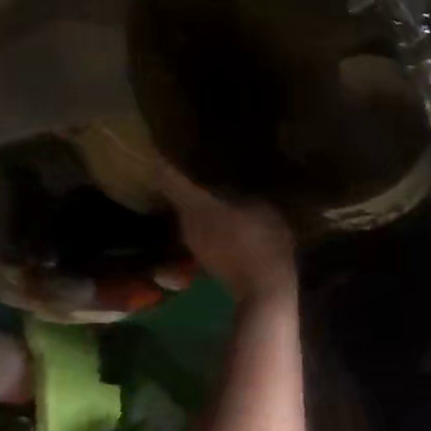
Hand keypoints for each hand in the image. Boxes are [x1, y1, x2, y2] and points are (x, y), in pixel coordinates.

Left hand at [158, 162, 296, 300]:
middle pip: (177, 192)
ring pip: (189, 210)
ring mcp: (193, 242)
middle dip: (186, 175)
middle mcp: (186, 221)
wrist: (265, 291)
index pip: (167, 174)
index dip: (165, 155)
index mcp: (196, 205)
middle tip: (201, 158)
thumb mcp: (265, 208)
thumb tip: (241, 175)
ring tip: (216, 183)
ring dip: (198, 198)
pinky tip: (227, 212)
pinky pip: (201, 227)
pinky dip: (209, 217)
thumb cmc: (264, 244)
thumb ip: (247, 189)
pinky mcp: (205, 256)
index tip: (168, 140)